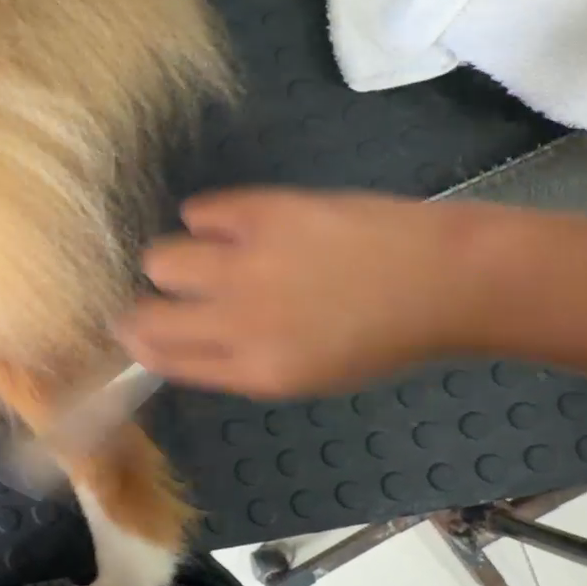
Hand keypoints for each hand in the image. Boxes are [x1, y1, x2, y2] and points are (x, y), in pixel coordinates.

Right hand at [116, 189, 486, 398]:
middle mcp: (240, 322)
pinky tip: (239, 225)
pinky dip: (210, 218)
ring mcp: (248, 265)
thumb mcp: (304, 374)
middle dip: (143, 305)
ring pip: (160, 258)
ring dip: (177, 258)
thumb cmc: (379, 336)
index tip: (140, 326)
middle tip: (166, 292)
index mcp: (253, 370)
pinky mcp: (262, 214)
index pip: (157, 357)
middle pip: (143, 314)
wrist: (448, 279)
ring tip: (209, 254)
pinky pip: (198, 211)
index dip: (138, 339)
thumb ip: (232, 362)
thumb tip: (174, 339)